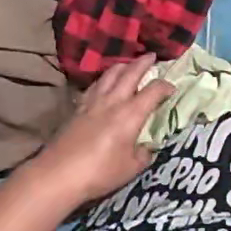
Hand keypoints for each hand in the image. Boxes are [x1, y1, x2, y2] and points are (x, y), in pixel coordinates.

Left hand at [23, 55, 174, 203]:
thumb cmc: (99, 172)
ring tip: (128, 65)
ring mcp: (93, 102)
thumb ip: (143, 154)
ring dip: (122, 66)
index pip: (153, 91)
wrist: (58, 174)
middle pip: (130, 73)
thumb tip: (147, 147)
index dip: (166, 86)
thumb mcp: (131, 168)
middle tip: (151, 56)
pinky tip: (104, 83)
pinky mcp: (77, 107)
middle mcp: (113, 101)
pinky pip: (95, 85)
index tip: (172, 88)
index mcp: (131, 114)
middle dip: (143, 63)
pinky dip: (104, 79)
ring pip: (109, 74)